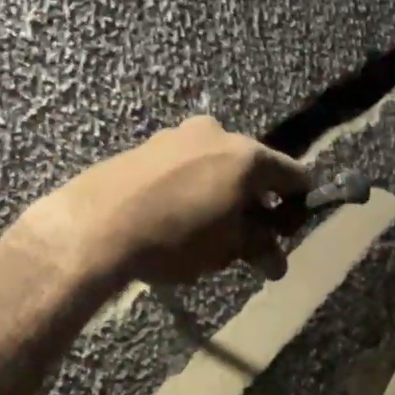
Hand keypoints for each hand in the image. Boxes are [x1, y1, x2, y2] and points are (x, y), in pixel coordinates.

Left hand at [13, 116, 313, 289]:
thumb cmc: (175, 236)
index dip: (298, 206)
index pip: (294, 175)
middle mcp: (215, 134)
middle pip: (251, 169)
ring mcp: (177, 135)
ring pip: (214, 167)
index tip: (287, 235)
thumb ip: (258, 246)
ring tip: (207, 238)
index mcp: (245, 154)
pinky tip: (175, 220)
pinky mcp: (146, 146)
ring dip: (220, 198)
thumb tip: (275, 260)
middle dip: (254, 206)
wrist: (97, 223)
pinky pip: (183, 168)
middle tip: (247, 245)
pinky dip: (191, 190)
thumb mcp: (226, 248)